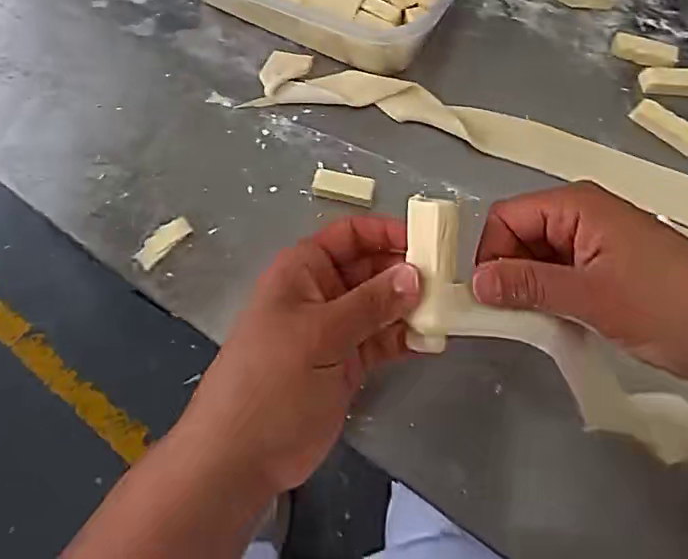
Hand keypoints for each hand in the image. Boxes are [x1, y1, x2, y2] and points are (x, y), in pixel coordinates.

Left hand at [174, 216, 420, 492]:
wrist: (240, 455)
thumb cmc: (272, 377)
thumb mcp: (320, 333)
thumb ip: (370, 304)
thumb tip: (413, 274)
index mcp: (303, 269)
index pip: (349, 235)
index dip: (385, 232)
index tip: (424, 240)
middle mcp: (321, 291)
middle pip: (370, 268)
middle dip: (405, 271)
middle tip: (448, 281)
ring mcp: (334, 329)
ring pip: (380, 305)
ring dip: (410, 307)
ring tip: (447, 310)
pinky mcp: (346, 363)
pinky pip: (381, 340)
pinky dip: (404, 338)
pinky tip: (431, 340)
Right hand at [470, 182, 687, 382]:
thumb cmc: (667, 307)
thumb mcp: (590, 298)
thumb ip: (528, 285)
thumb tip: (477, 283)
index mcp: (576, 204)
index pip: (508, 216)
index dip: (491, 253)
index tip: (488, 297)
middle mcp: (585, 213)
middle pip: (522, 233)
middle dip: (511, 271)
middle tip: (510, 315)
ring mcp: (601, 239)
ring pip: (543, 255)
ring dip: (534, 286)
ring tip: (540, 321)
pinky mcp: (614, 265)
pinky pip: (566, 270)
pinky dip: (557, 294)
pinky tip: (565, 321)